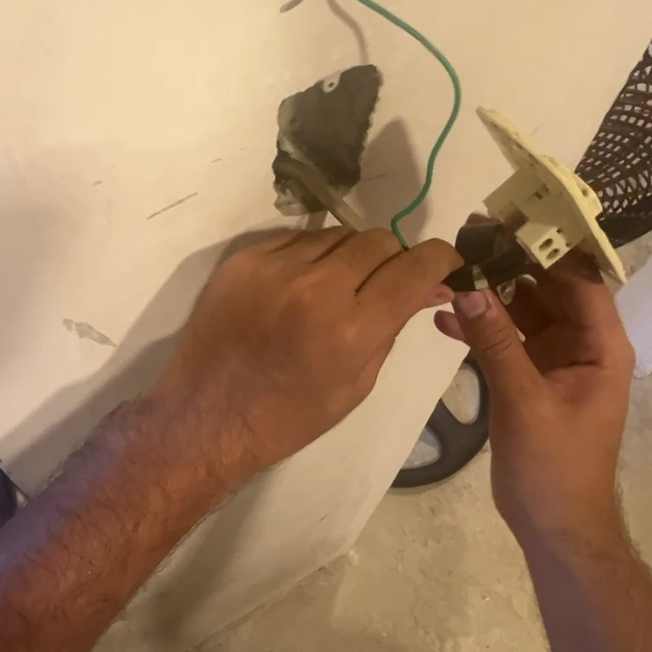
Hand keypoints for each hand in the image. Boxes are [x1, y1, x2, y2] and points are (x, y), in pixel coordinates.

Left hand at [150, 229, 462, 481]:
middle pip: (379, 241)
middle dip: (393, 259)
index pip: (416, 268)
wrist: (208, 417)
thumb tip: (428, 288)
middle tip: (382, 284)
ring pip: (338, 234)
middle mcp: (317, 287)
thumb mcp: (357, 384)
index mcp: (352, 329)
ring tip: (336, 287)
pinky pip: (296, 238)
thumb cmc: (289, 415)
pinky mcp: (244, 259)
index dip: (440, 260)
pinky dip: (310, 256)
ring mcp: (276, 267)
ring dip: (350, 256)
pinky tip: (300, 285)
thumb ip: (393, 328)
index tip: (444, 265)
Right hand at [435, 252, 634, 547]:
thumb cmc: (555, 466)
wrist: (554, 525)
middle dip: (511, 263)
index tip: (511, 217)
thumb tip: (467, 287)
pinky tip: (443, 318)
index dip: (550, 247)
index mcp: (601, 347)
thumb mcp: (524, 401)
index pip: (581, 280)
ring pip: (522, 311)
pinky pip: (504, 341)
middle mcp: (581, 346)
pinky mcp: (528, 378)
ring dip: (490, 294)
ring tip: (450, 269)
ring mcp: (553, 361)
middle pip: (548, 289)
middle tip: (469, 234)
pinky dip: (479, 329)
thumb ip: (495, 342)